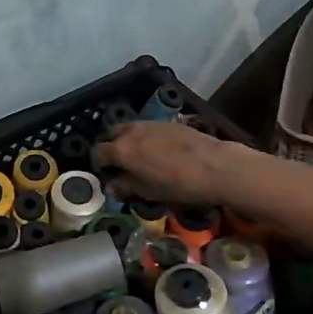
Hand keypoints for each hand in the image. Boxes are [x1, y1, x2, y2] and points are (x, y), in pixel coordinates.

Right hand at [93, 121, 238, 204]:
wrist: (214, 165)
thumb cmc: (177, 184)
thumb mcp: (148, 192)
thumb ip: (125, 186)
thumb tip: (111, 185)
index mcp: (121, 150)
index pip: (98, 152)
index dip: (99, 164)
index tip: (107, 174)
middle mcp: (131, 131)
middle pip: (111, 134)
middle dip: (111, 147)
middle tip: (120, 163)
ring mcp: (149, 123)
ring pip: (129, 128)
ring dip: (127, 139)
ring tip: (139, 156)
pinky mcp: (167, 121)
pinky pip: (146, 127)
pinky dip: (144, 136)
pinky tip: (157, 149)